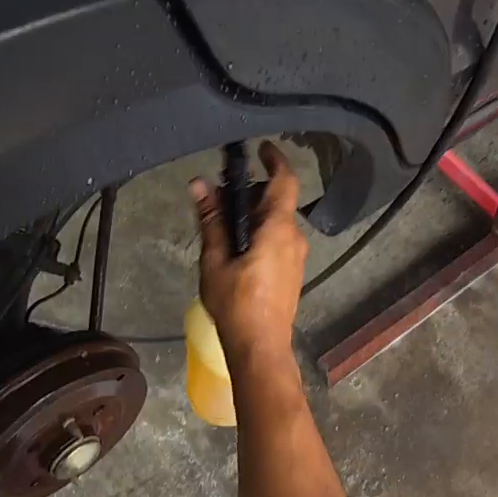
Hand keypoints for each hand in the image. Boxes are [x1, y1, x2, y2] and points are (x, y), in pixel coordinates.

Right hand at [190, 141, 307, 363]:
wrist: (260, 347)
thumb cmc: (236, 304)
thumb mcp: (216, 260)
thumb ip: (211, 221)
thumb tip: (200, 185)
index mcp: (278, 229)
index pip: (285, 181)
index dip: (275, 160)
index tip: (260, 149)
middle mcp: (294, 239)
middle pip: (277, 202)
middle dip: (250, 193)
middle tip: (220, 197)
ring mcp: (297, 258)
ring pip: (277, 223)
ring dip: (253, 216)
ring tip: (222, 227)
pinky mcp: (293, 274)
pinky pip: (278, 242)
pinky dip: (260, 234)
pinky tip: (237, 250)